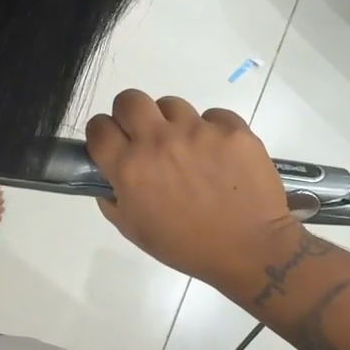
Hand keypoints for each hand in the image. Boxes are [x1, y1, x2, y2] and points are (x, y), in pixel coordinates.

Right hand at [86, 89, 296, 281]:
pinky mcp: (231, 130)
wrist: (250, 249)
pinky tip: (217, 153)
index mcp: (129, 168)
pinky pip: (212, 115)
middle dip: (130, 114)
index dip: (101, 133)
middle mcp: (158, 142)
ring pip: (171, 104)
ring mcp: (197, 132)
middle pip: (129, 100)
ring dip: (171, 122)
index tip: (111, 143)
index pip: (99, 127)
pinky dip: (210, 130)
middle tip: (144, 136)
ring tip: (186, 147)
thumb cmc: (186, 246)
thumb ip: (113, 198)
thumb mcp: (133, 230)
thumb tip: (110, 176)